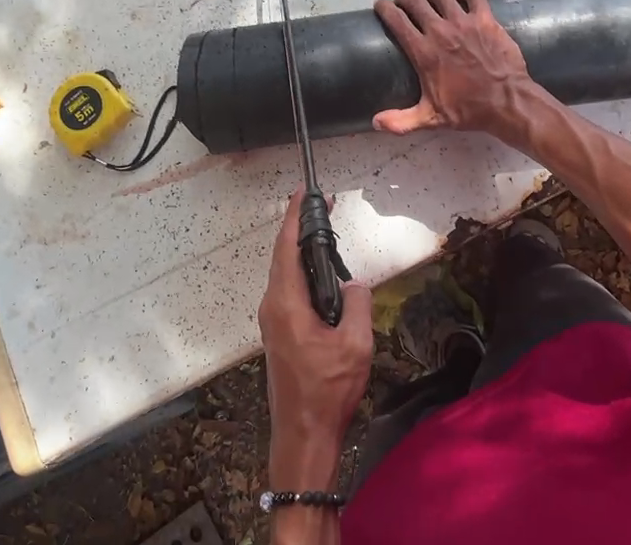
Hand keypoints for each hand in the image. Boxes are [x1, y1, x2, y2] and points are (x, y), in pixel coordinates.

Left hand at [258, 189, 373, 492]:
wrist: (303, 436)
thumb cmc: (328, 390)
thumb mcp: (355, 344)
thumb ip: (357, 304)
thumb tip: (354, 284)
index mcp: (286, 303)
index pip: (287, 248)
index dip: (294, 217)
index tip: (303, 193)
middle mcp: (273, 307)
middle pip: (284, 257)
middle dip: (301, 230)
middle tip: (323, 208)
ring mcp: (273, 322)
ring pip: (286, 275)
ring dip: (304, 254)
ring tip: (327, 237)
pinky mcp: (279, 334)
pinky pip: (290, 292)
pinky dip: (305, 275)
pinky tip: (324, 278)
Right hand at [372, 0, 538, 139]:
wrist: (506, 101)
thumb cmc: (468, 109)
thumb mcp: (431, 118)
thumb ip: (400, 121)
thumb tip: (375, 123)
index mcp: (424, 52)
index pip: (397, 19)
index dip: (385, 8)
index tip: (381, 5)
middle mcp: (440, 31)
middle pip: (415, 1)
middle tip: (403, 2)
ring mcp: (464, 22)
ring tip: (430, 0)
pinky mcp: (485, 19)